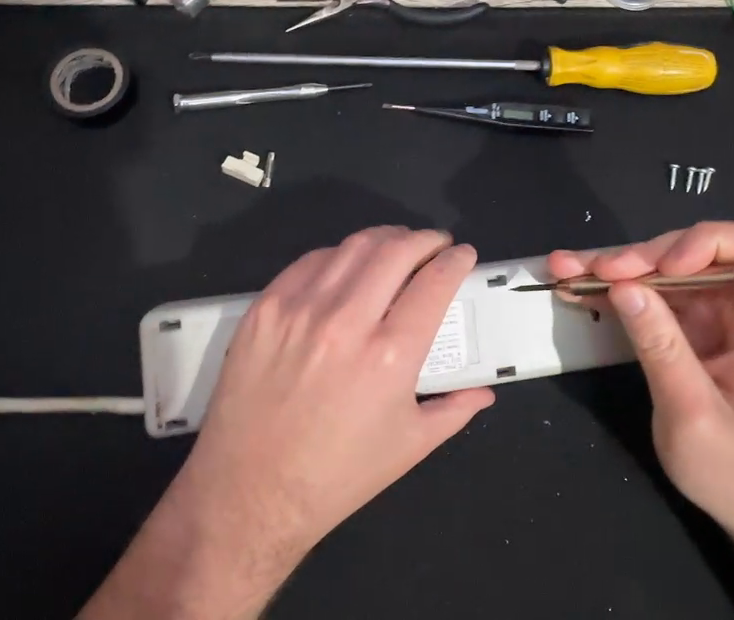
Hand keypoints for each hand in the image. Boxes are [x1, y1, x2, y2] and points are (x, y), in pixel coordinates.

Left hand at [84, 227, 494, 618]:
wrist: (249, 494)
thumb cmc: (336, 476)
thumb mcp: (408, 447)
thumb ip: (453, 409)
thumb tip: (484, 392)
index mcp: (389, 355)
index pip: (435, 282)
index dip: (456, 260)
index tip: (463, 255)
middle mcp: (346, 322)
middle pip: (395, 250)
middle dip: (425, 239)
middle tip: (434, 245)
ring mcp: (299, 310)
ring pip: (352, 247)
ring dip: (384, 239)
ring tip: (395, 248)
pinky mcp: (264, 309)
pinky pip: (309, 262)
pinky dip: (337, 256)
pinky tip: (346, 266)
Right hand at [548, 221, 733, 538]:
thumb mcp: (691, 414)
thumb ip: (660, 346)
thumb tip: (623, 286)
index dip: (711, 242)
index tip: (665, 265)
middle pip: (702, 253)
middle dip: (645, 255)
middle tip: (593, 272)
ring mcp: (719, 318)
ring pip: (671, 270)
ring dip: (621, 268)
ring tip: (568, 269)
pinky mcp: (695, 330)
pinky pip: (658, 296)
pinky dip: (620, 291)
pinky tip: (580, 287)